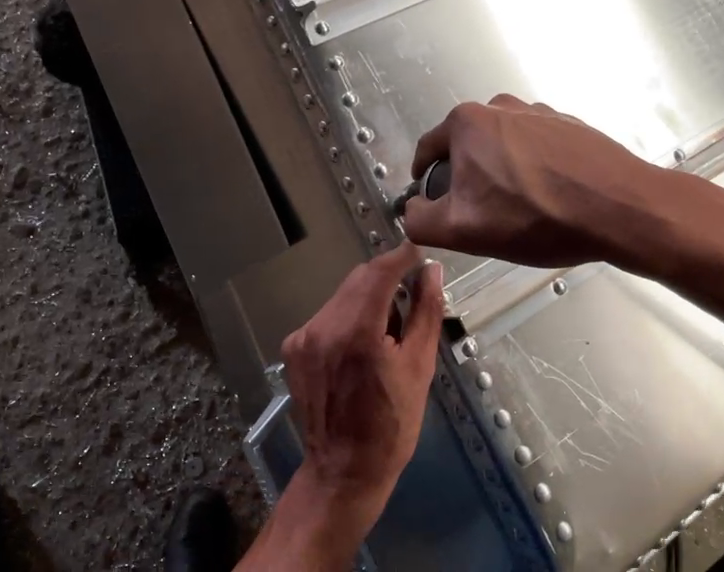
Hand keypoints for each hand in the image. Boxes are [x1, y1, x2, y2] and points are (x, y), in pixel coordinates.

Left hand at [279, 243, 444, 534]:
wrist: (344, 470)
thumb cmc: (391, 424)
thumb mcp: (420, 367)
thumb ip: (425, 311)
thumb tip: (430, 271)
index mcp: (357, 331)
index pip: (379, 272)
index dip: (400, 257)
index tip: (418, 252)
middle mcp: (323, 326)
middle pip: (358, 281)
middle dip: (385, 280)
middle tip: (411, 293)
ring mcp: (302, 337)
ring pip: (342, 298)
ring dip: (367, 301)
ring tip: (387, 333)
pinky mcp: (292, 348)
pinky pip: (326, 318)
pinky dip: (347, 320)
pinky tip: (360, 349)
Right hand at [403, 94, 673, 268]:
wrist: (622, 209)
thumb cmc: (537, 216)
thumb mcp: (462, 230)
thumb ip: (420, 221)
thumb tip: (411, 213)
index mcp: (468, 122)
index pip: (428, 150)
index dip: (425, 181)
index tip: (433, 203)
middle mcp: (501, 107)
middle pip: (468, 146)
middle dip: (468, 178)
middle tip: (481, 214)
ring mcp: (540, 113)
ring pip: (504, 147)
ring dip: (503, 173)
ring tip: (521, 210)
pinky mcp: (572, 126)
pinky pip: (539, 149)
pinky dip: (536, 170)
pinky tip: (551, 199)